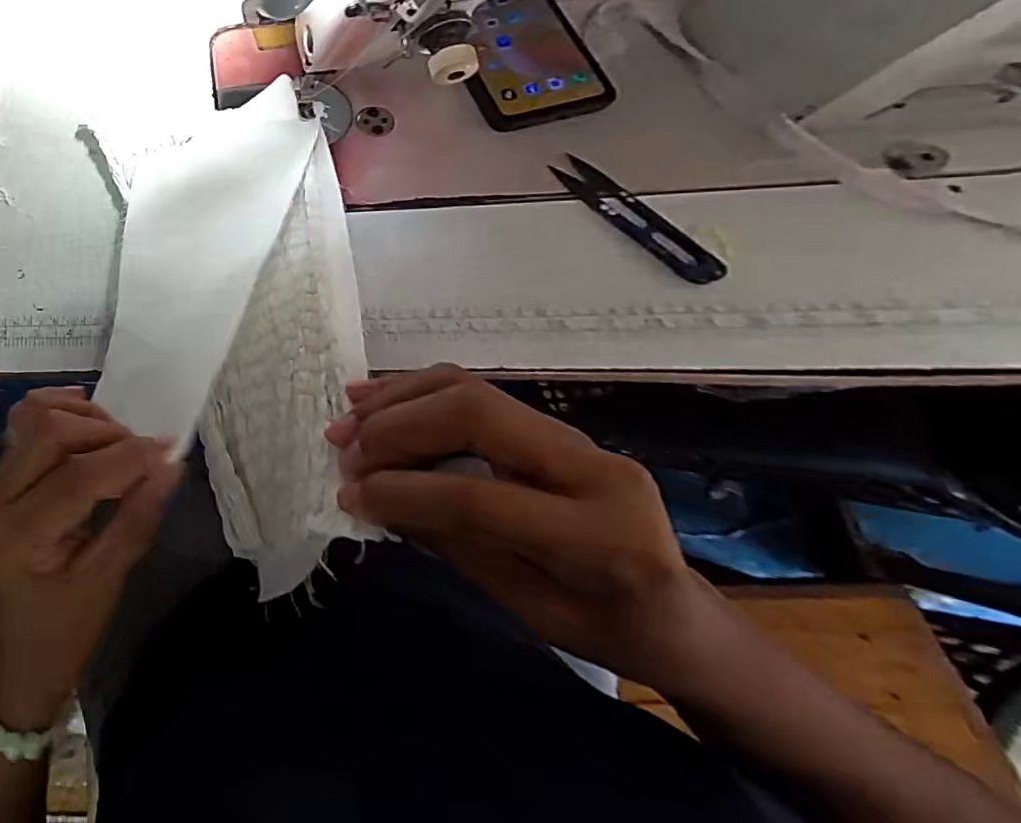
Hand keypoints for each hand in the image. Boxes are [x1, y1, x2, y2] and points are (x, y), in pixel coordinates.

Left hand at [0, 388, 179, 730]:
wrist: (19, 652)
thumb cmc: (65, 629)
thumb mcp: (107, 581)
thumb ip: (137, 518)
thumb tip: (170, 465)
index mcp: (18, 538)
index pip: (77, 477)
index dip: (128, 457)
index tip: (170, 450)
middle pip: (52, 433)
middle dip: (109, 433)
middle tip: (146, 454)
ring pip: (37, 418)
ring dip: (88, 419)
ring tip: (121, 444)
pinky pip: (24, 423)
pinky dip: (59, 408)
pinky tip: (88, 415)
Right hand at [326, 364, 738, 691]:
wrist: (675, 613)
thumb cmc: (605, 630)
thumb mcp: (526, 609)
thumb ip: (453, 544)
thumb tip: (373, 497)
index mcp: (600, 535)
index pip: (477, 495)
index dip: (403, 490)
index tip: (350, 494)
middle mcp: (593, 466)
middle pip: (473, 415)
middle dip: (396, 429)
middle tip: (345, 452)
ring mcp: (573, 435)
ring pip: (469, 390)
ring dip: (397, 401)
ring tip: (346, 421)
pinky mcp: (550, 425)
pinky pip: (473, 393)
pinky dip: (415, 392)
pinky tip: (373, 397)